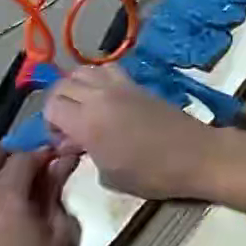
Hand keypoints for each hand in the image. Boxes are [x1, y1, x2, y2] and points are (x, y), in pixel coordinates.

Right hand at [44, 64, 221, 198]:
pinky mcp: (136, 83)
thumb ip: (86, 153)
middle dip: (59, 103)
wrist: (195, 154)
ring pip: (82, 70)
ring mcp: (119, 86)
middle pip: (62, 84)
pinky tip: (105, 97)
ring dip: (76, 85)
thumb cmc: (152, 174)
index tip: (64, 141)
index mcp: (88, 122)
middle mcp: (99, 96)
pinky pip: (107, 69)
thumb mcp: (110, 176)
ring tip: (85, 107)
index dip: (50, 124)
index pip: (50, 106)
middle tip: (70, 125)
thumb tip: (76, 141)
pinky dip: (98, 77)